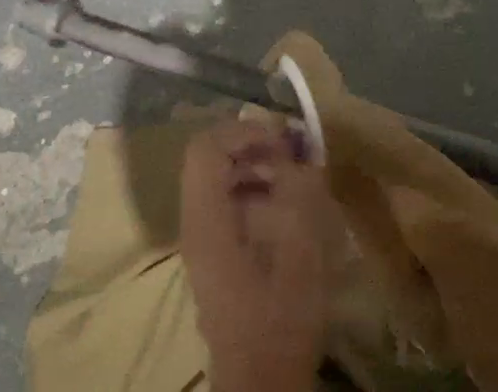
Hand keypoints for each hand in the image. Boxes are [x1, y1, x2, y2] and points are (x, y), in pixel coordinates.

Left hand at [179, 120, 337, 391]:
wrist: (260, 381)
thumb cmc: (281, 319)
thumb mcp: (303, 253)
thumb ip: (302, 195)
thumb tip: (301, 153)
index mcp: (207, 219)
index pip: (206, 148)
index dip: (244, 130)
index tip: (285, 138)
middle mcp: (194, 222)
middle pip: (208, 159)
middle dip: (251, 145)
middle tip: (294, 153)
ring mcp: (201, 239)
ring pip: (217, 179)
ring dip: (254, 166)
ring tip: (295, 175)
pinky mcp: (214, 253)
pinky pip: (226, 202)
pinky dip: (254, 190)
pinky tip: (286, 205)